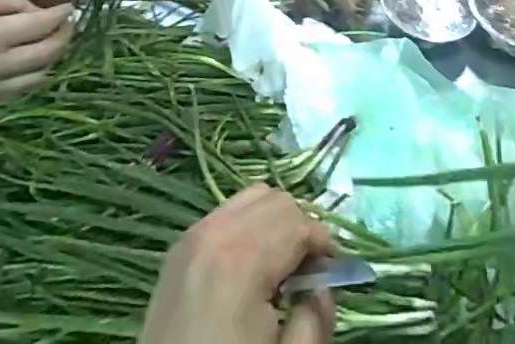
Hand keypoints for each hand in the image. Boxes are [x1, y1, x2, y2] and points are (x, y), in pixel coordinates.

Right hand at [0, 0, 73, 108]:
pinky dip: (31, 78)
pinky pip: (16, 93)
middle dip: (65, 37)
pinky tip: (32, 64)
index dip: (62, 15)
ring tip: (54, 43)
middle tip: (70, 24)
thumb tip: (39, 11)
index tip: (72, 7)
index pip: (43, 25)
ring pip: (37, 78)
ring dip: (52, 60)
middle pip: (48, 55)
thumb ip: (11, 4)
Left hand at [140, 184, 334, 343]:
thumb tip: (323, 283)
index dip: (325, 245)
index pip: (300, 223)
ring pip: (253, 198)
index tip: (335, 274)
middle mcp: (215, 230)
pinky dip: (248, 225)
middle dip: (301, 230)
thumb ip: (317, 316)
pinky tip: (251, 266)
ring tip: (281, 266)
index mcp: (241, 257)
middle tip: (310, 273)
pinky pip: (227, 212)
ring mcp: (192, 235)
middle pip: (278, 202)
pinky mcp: (179, 248)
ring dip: (275, 222)